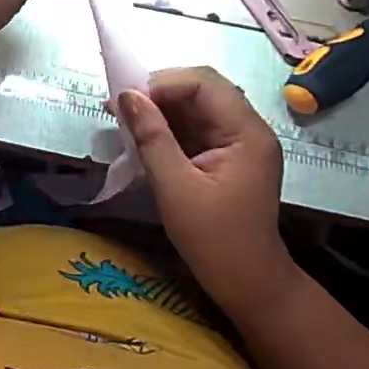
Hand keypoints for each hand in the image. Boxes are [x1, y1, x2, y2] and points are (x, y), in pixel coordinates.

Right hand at [117, 67, 293, 316]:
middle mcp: (248, 128)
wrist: (248, 285)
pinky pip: (196, 128)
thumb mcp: (176, 188)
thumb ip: (152, 138)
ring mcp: (240, 142)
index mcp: (246, 133)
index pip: (204, 84)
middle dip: (158, 93)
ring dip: (160, 110)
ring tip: (124, 122)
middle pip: (201, 90)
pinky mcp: (228, 157)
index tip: (126, 103)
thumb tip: (126, 95)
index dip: (162, 84)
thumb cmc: (214, 240)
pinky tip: (143, 138)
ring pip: (196, 107)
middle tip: (120, 109)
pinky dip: (168, 128)